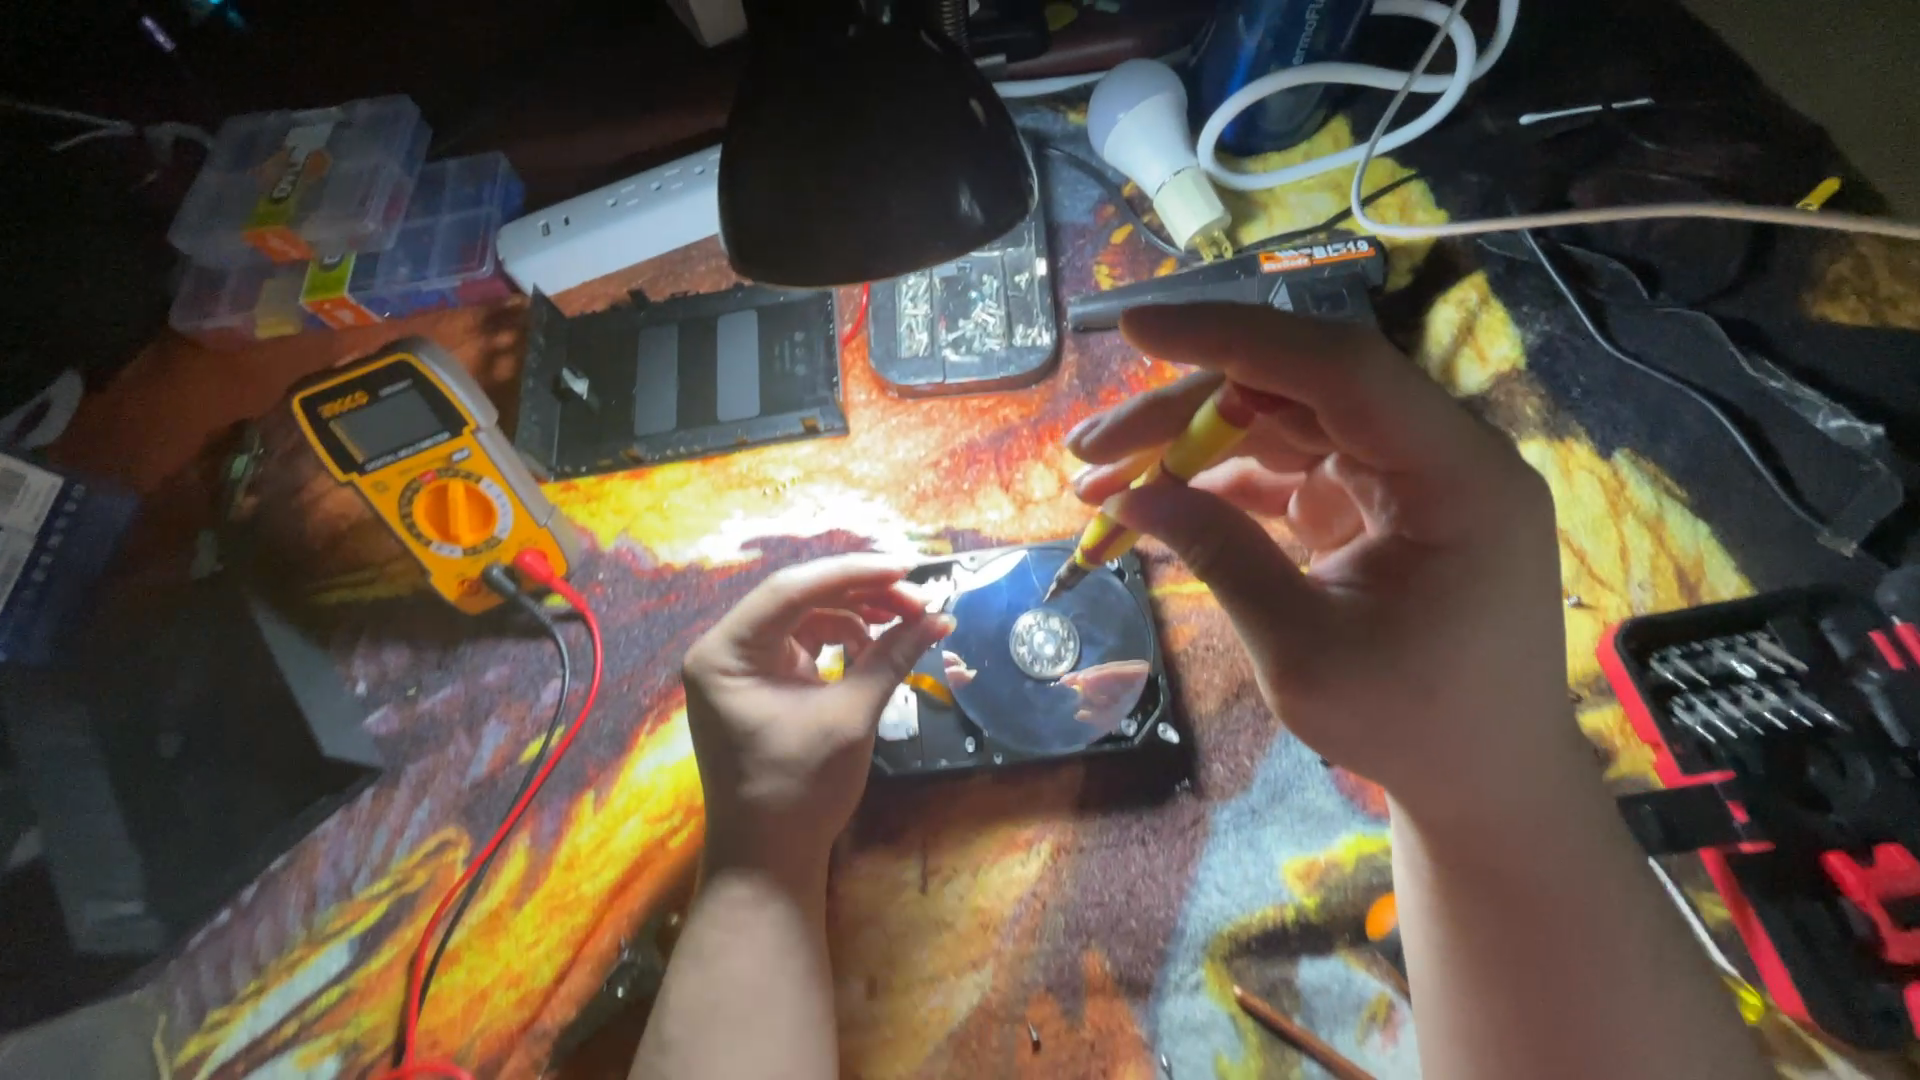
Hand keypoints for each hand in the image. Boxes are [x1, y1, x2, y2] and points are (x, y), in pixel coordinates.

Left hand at [683, 555, 954, 880]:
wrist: (769, 860)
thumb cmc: (799, 790)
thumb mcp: (850, 717)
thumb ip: (892, 658)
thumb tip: (941, 618)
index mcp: (727, 652)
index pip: (792, 590)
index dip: (853, 574)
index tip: (906, 568)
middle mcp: (728, 649)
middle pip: (801, 599)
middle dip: (862, 594)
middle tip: (919, 598)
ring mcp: (745, 666)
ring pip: (808, 617)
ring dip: (859, 614)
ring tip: (908, 619)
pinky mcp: (765, 682)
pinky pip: (808, 644)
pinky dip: (846, 640)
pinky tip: (880, 644)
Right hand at [1068, 305, 1582, 825]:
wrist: (1480, 777)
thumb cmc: (1411, 725)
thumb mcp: (1302, 649)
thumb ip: (1220, 556)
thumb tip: (1129, 497)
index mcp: (1453, 475)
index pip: (1334, 367)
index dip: (1228, 337)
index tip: (1134, 327)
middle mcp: (1431, 453)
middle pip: (1289, 393)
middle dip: (1180, 415)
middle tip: (1088, 449)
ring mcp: (1397, 475)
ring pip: (1274, 426)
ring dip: (1186, 448)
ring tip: (1099, 480)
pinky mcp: (1368, 502)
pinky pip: (1280, 470)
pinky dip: (1214, 482)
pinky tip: (1153, 501)